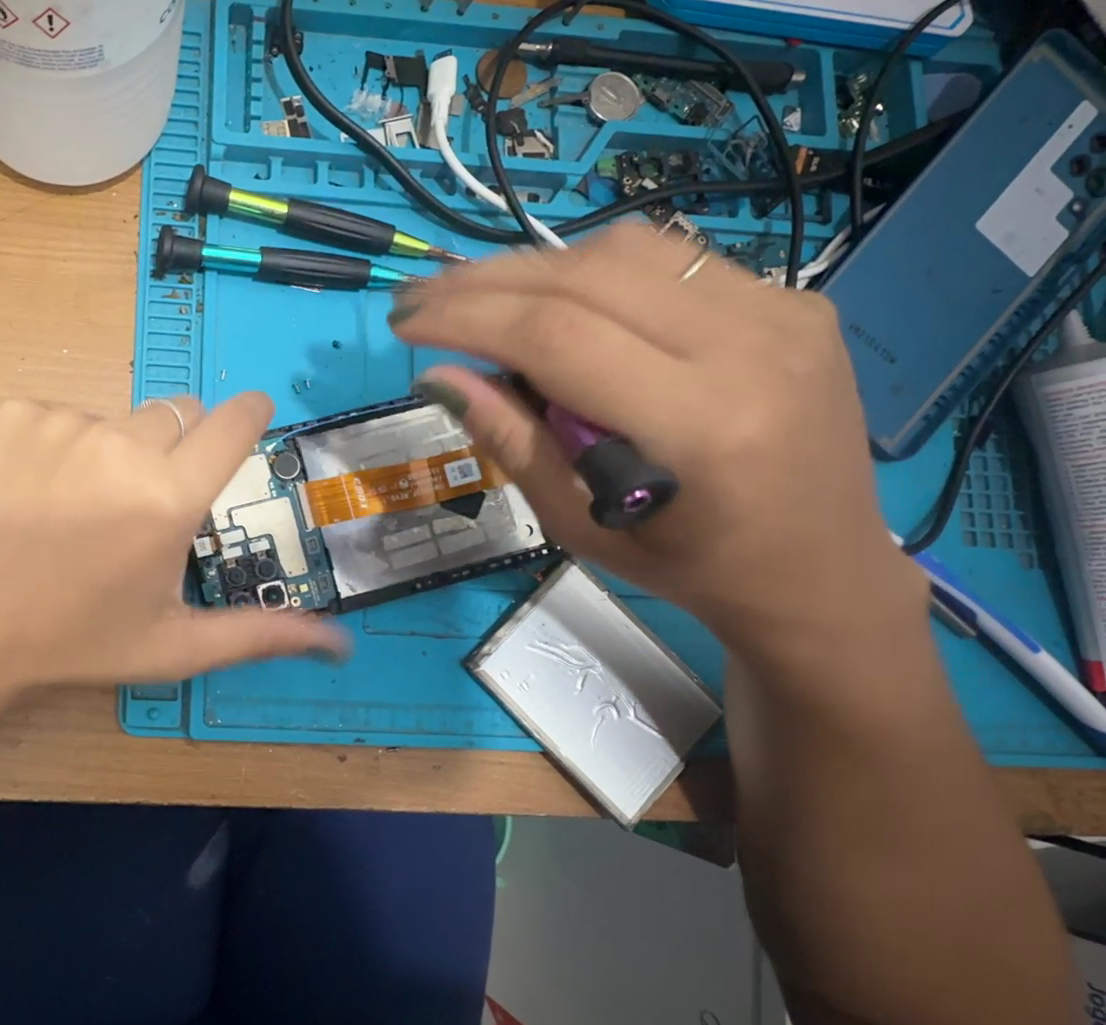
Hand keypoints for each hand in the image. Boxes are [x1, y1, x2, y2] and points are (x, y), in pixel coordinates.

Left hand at [0, 393, 347, 729]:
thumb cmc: (77, 639)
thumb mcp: (175, 645)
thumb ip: (261, 634)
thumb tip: (343, 644)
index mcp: (170, 498)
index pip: (235, 421)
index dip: (247, 417)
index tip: (247, 423)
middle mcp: (121, 445)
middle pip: (176, 416)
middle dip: (173, 450)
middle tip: (139, 505)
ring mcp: (61, 422)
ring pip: (114, 418)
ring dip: (110, 452)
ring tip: (76, 511)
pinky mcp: (11, 414)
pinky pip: (57, 413)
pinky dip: (55, 445)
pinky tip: (34, 495)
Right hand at [389, 226, 926, 651]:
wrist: (820, 569)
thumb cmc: (689, 566)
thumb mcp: (581, 524)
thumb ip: (512, 442)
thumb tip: (440, 377)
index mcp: (701, 424)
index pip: (558, 336)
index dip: (468, 318)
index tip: (407, 325)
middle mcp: (752, 348)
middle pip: (587, 278)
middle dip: (485, 282)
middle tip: (420, 298)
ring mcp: (784, 312)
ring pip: (628, 251)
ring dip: (536, 268)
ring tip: (476, 296)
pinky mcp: (794, 300)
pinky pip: (670, 260)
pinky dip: (592, 273)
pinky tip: (552, 299)